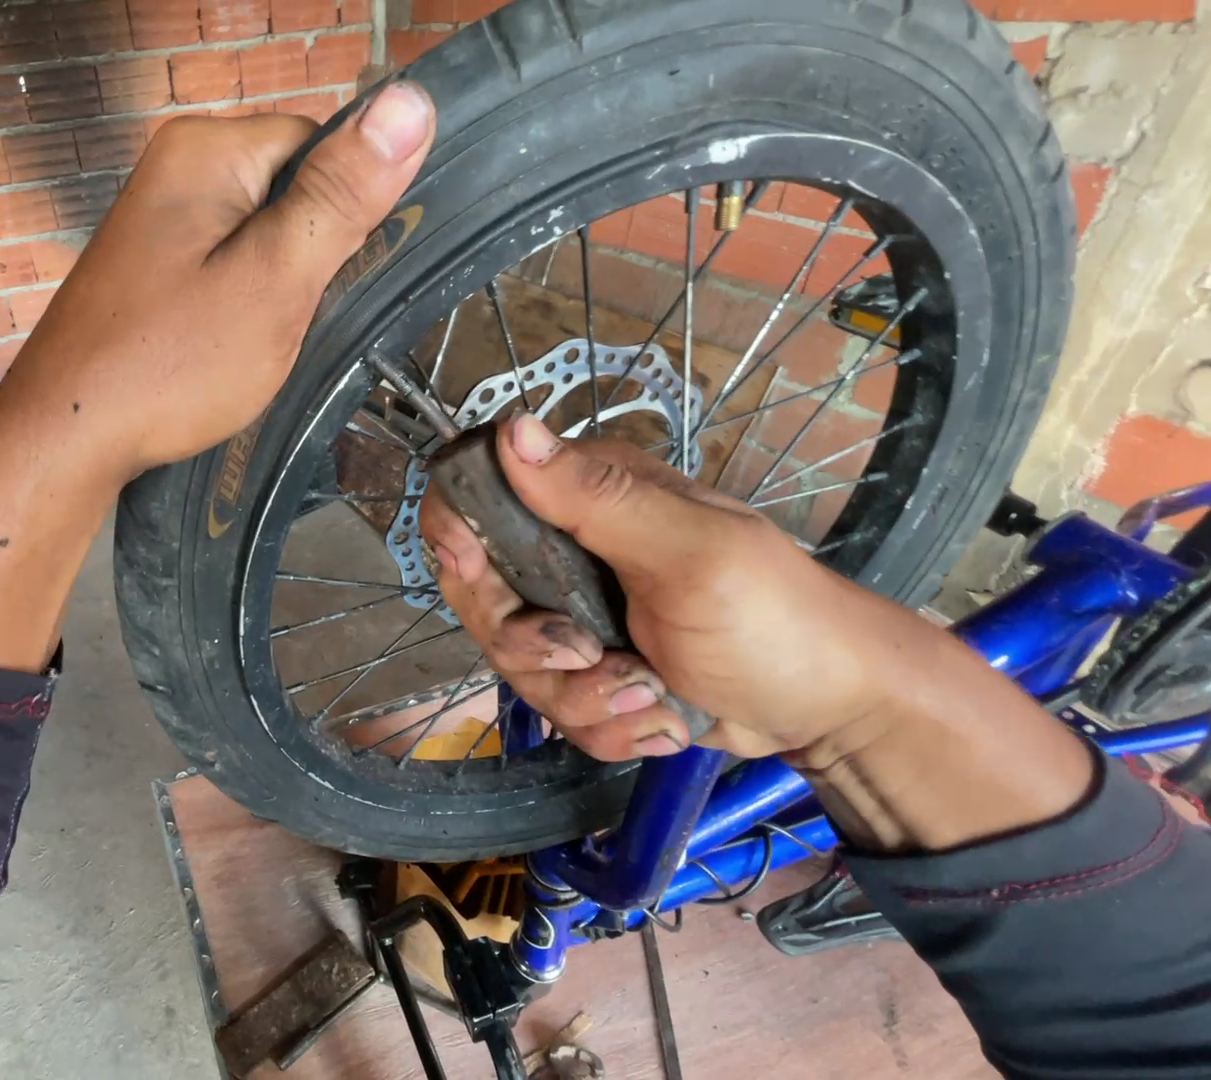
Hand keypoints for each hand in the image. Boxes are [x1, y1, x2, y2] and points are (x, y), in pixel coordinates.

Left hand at [0, 86, 434, 673]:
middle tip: (282, 322)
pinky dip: (239, 309)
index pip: (320, 147)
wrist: (70, 438)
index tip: (329, 280)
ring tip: (251, 343)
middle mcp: (174, 171)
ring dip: (274, 291)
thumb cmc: (171, 364)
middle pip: (287, 195)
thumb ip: (339, 197)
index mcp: (205, 151)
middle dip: (304, 259)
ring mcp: (156, 224)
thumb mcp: (274, 280)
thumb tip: (413, 102)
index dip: (341, 215)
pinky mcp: (149, 271)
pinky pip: (222, 272)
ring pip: (258, 241)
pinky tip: (226, 349)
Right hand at [421, 413, 946, 762]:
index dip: (455, 536)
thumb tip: (511, 428)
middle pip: (477, 596)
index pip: (473, 497)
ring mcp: (570, 614)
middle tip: (595, 655)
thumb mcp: (688, 552)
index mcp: (582, 500)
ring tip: (648, 694)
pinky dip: (599, 721)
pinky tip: (655, 716)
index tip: (481, 576)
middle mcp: (563, 550)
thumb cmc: (772, 618)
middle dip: (531, 646)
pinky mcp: (583, 667)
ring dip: (578, 694)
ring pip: (511, 661)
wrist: (830, 712)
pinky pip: (548, 703)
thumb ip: (596, 497)